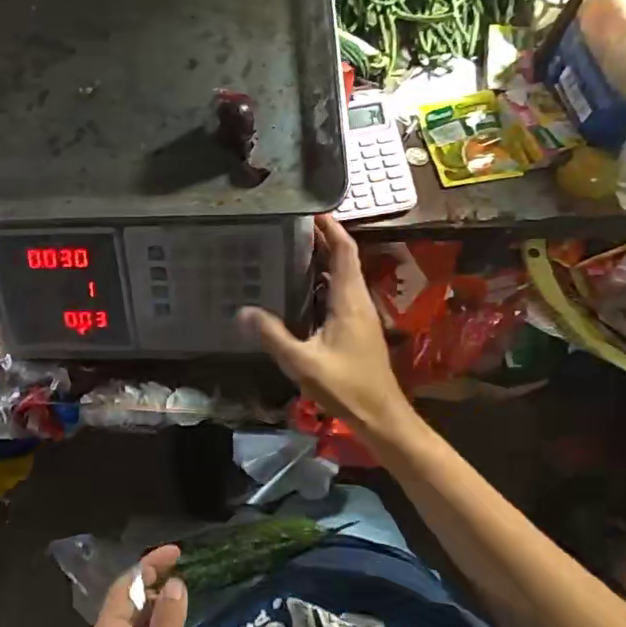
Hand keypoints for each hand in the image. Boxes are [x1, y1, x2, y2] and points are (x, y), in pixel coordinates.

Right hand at [238, 214, 411, 432]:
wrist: (382, 416)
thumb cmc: (347, 387)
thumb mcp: (303, 363)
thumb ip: (273, 336)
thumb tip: (243, 311)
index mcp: (349, 300)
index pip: (345, 251)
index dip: (331, 228)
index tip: (312, 210)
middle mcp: (359, 300)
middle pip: (344, 258)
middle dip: (323, 239)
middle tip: (292, 226)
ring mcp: (361, 314)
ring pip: (343, 275)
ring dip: (324, 259)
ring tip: (293, 249)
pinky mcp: (358, 328)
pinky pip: (341, 292)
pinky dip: (324, 281)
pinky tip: (303, 289)